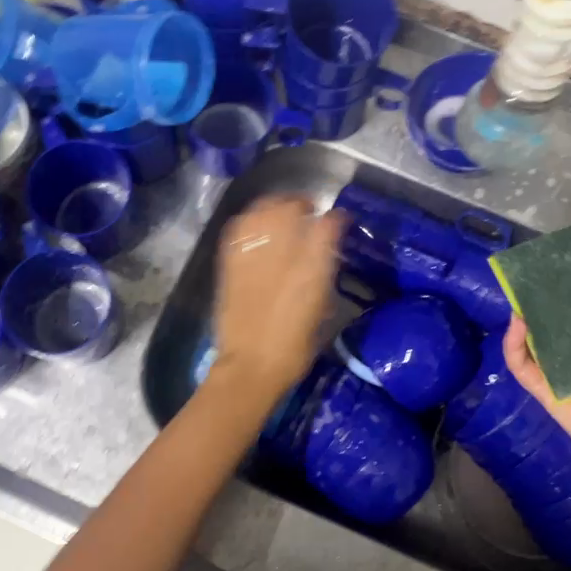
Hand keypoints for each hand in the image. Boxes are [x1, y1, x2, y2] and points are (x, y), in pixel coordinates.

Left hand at [209, 196, 343, 399]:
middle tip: (308, 213)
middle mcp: (282, 253)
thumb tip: (325, 252)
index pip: (328, 224)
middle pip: (291, 207)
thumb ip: (323, 274)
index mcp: (312, 267)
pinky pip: (240, 228)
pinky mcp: (230, 262)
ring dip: (274, 207)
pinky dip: (250, 221)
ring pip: (262, 211)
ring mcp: (252, 254)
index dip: (336, 218)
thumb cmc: (294, 347)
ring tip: (281, 215)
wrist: (251, 366)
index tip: (341, 221)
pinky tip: (256, 229)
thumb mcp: (321, 309)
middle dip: (302, 204)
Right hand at [503, 271, 570, 480]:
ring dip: (525, 316)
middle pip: (560, 321)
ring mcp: (564, 373)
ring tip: (522, 291)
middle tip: (541, 272)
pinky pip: (523, 366)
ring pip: (535, 340)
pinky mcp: (548, 391)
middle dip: (548, 298)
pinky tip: (518, 323)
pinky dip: (514, 345)